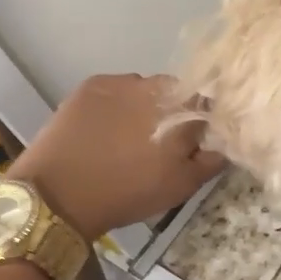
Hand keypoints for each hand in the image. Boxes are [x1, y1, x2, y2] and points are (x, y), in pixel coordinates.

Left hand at [8, 74, 224, 240]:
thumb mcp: (180, 188)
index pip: (208, 105)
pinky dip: (115, 102)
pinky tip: (103, 126)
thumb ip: (210, 161)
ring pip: (146, 88)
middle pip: (178, 93)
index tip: (190, 140)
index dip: (200, 122)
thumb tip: (224, 143)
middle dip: (172, 110)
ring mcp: (125, 81)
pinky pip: (116, 87)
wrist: (56, 198)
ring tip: (126, 133)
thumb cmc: (125, 195)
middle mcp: (161, 87)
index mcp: (186, 111)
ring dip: (144, 104)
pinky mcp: (94, 84)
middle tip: (157, 138)